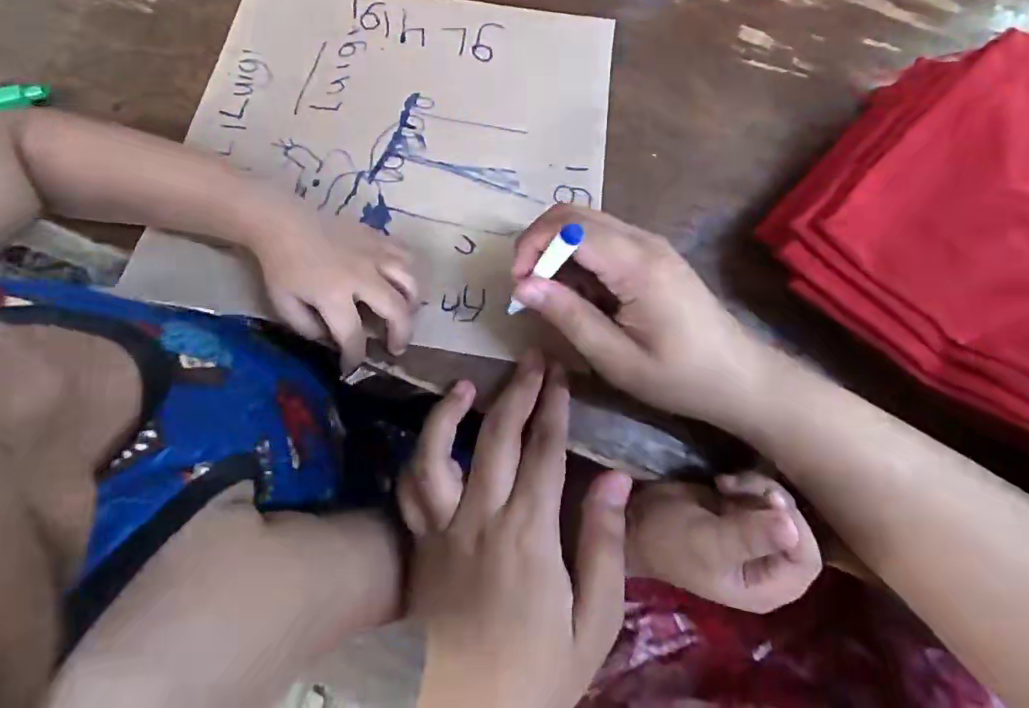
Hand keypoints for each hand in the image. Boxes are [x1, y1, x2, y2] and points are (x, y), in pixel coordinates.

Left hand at [249, 205, 419, 369]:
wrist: (283, 222)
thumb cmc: (281, 265)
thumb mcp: (283, 304)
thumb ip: (308, 329)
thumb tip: (332, 340)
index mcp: (334, 295)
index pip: (353, 336)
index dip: (355, 357)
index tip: (352, 366)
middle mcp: (362, 275)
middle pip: (397, 310)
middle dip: (401, 335)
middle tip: (396, 347)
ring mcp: (374, 253)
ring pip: (410, 281)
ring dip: (412, 303)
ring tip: (404, 313)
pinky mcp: (378, 237)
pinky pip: (407, 255)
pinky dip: (409, 272)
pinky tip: (400, 282)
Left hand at [401, 355, 629, 707]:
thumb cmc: (544, 669)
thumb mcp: (595, 620)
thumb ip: (605, 545)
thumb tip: (618, 477)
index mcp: (529, 535)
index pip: (544, 451)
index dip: (555, 407)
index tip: (563, 373)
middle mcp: (480, 520)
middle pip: (497, 437)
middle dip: (518, 391)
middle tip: (533, 359)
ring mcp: (441, 532)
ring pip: (436, 455)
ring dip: (451, 413)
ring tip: (468, 384)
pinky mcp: (420, 548)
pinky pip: (410, 492)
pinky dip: (419, 456)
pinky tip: (435, 437)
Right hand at [510, 205, 792, 430]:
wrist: (738, 376)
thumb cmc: (679, 376)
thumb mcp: (616, 358)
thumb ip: (568, 316)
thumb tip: (521, 286)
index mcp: (637, 264)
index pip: (570, 227)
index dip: (533, 246)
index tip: (518, 286)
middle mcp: (643, 241)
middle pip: (574, 213)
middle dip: (539, 241)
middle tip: (525, 285)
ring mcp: (650, 244)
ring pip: (586, 221)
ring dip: (556, 247)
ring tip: (548, 292)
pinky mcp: (652, 253)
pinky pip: (602, 237)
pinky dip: (576, 254)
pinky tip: (577, 292)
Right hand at [627, 472, 822, 613]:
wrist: (635, 518)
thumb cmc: (670, 539)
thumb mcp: (708, 541)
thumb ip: (749, 536)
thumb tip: (793, 527)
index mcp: (768, 588)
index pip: (807, 560)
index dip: (795, 529)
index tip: (766, 502)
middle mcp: (769, 564)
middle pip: (799, 527)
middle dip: (772, 502)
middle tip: (740, 487)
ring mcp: (757, 535)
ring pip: (782, 505)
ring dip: (757, 487)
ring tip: (726, 483)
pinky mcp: (743, 511)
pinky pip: (763, 492)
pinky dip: (747, 482)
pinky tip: (722, 481)